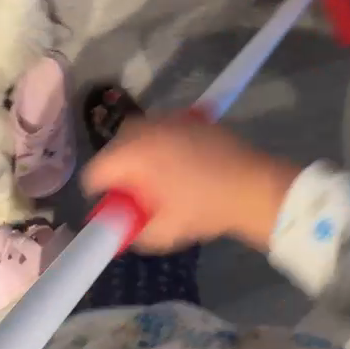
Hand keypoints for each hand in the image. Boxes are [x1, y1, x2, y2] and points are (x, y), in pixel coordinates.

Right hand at [80, 117, 300, 252]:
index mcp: (133, 155)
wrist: (254, 186)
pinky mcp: (190, 116)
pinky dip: (161, 143)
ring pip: (138, 134)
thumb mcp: (163, 232)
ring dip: (139, 154)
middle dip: (119, 170)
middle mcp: (145, 129)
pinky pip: (162, 128)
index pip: (95, 171)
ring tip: (158, 179)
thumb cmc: (205, 209)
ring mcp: (169, 118)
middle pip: (114, 148)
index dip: (98, 193)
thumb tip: (118, 230)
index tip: (112, 207)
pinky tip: (179, 164)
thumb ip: (132, 232)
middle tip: (136, 194)